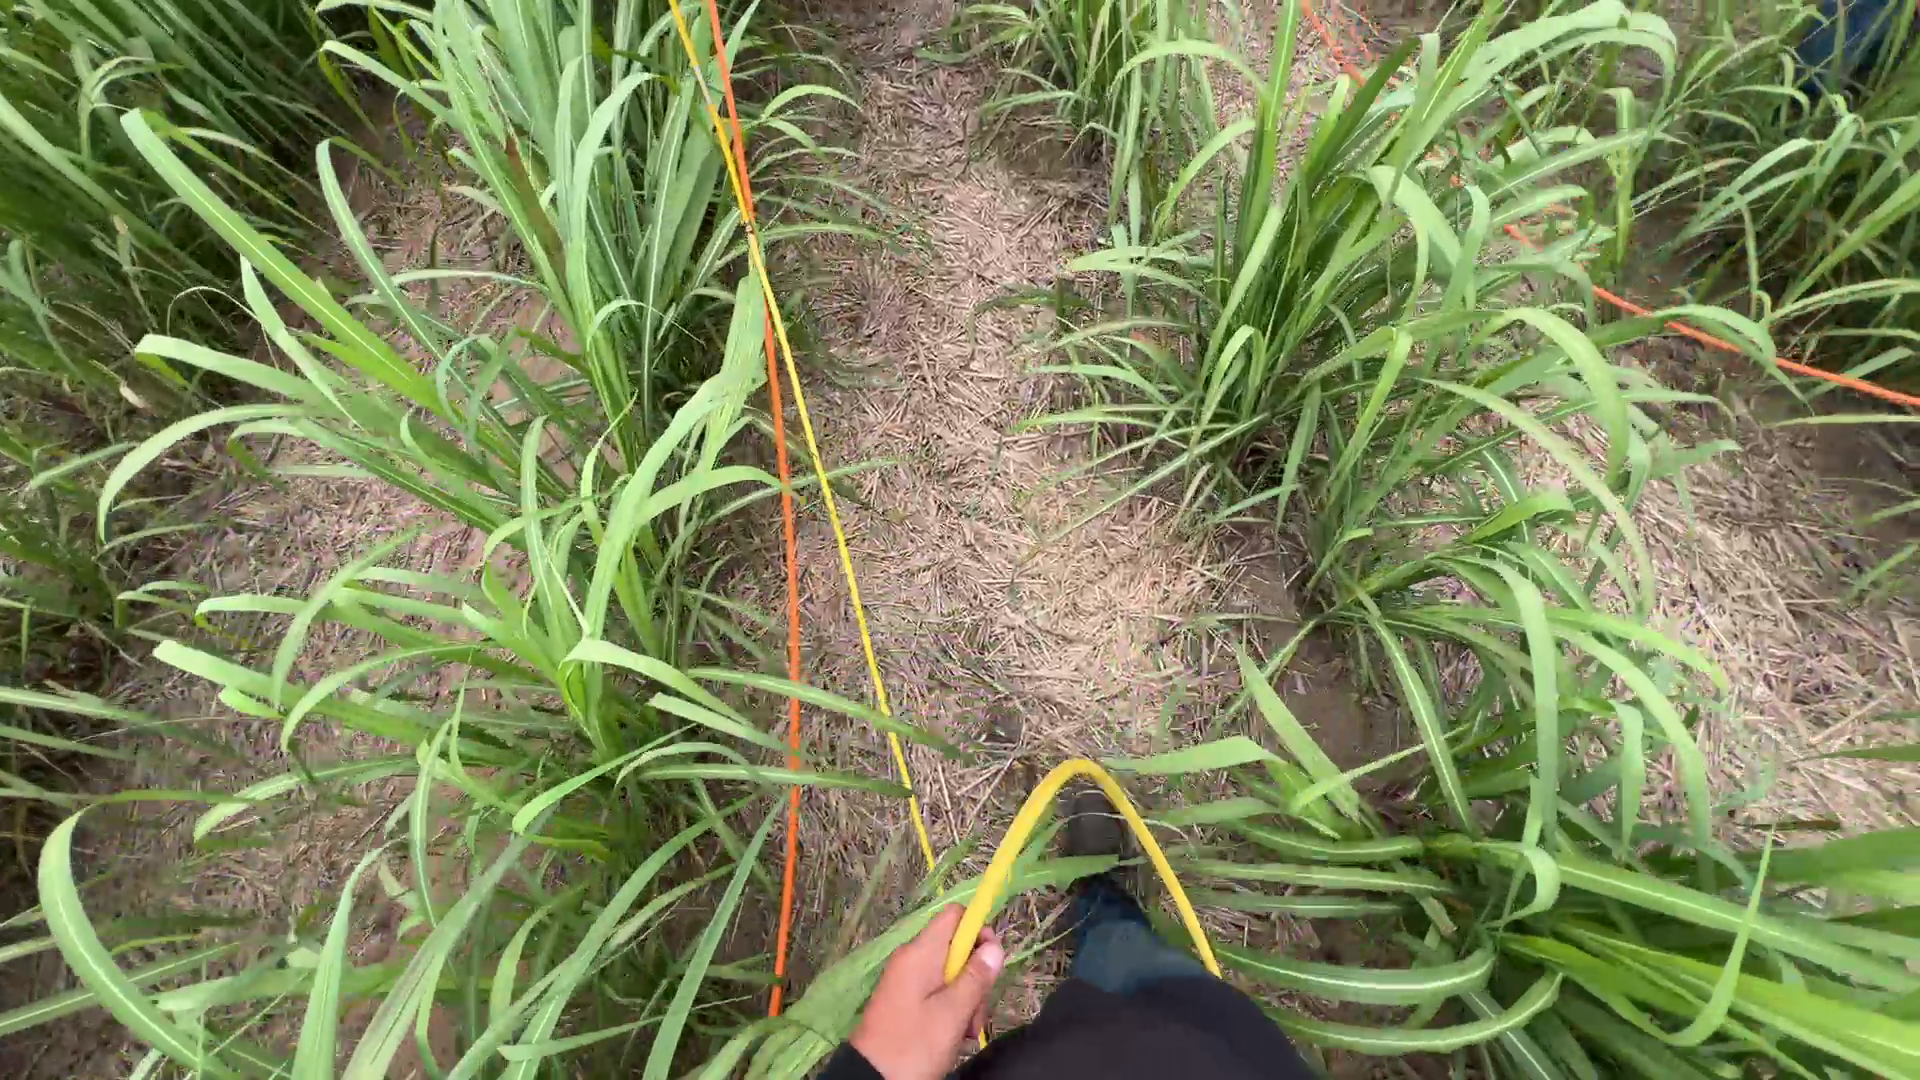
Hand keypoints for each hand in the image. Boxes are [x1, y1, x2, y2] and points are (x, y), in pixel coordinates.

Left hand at [849, 904, 1003, 1079]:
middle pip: (956, 948)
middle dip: (974, 976)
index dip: (978, 931)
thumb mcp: (951, 1013)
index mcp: (921, 952)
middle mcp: (912, 958)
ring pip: (949, 973)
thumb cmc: (913, 1045)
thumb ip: (976, 977)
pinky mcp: (905, 1000)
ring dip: (965, 999)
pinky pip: (936, 991)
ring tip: (966, 1033)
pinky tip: (955, 1035)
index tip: (990, 962)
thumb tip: (995, 945)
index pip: (954, 915)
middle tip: (977, 1012)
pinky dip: (950, 1009)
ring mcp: (907, 980)